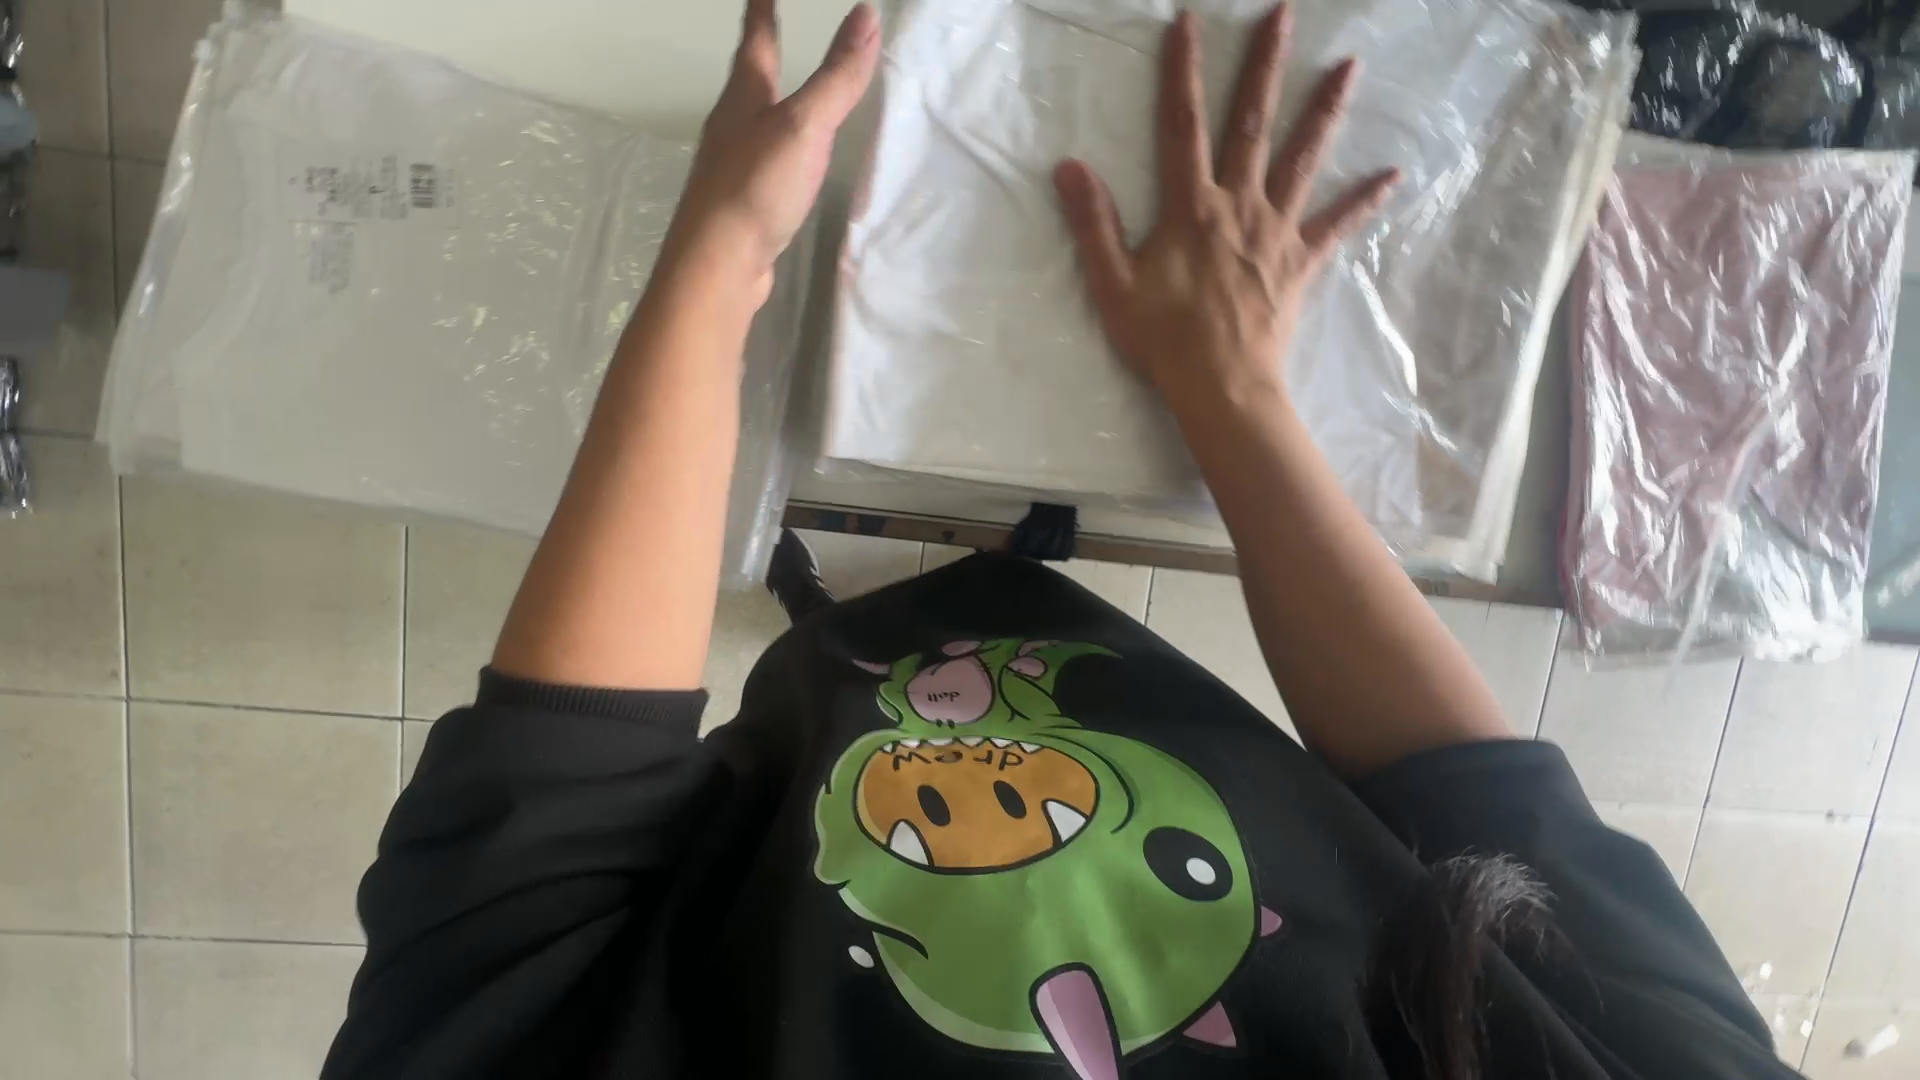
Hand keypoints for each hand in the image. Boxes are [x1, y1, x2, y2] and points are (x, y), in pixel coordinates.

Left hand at [666, 0, 880, 302]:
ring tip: (787, 98)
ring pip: (753, 123)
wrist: (720, 263)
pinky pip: (762, 164)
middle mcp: (731, 125)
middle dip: (762, 53)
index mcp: (744, 97)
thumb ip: (836, 78)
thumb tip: (867, 15)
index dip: (763, 7)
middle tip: (774, 32)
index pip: (757, 38)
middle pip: (749, 79)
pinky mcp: (741, 205)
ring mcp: (733, 167)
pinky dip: (778, 152)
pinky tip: (788, 168)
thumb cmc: (757, 187)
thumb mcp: (803, 126)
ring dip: (768, 105)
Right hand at [1053, 4, 1396, 418]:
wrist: (1222, 385)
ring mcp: (1275, 231)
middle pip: (1252, 126)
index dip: (1182, 74)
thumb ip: (1094, 226)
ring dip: (1324, 112)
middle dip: (1264, 67)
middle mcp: (1238, 206)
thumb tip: (1070, 168)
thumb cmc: (1163, 339)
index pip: (1182, 128)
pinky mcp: (1300, 262)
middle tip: (1282, 13)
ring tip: (1349, 67)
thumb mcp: (1114, 285)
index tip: (1188, 23)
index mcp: (1190, 209)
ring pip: (1303, 161)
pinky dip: (1362, 202)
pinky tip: (1390, 176)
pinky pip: (1335, 226)